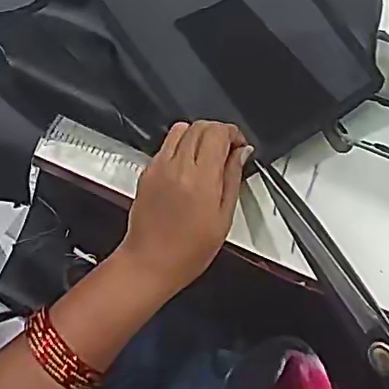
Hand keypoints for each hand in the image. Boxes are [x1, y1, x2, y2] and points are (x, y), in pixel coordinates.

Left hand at [114, 121, 250, 293]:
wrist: (151, 261)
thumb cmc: (187, 250)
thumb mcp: (223, 217)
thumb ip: (232, 178)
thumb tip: (242, 153)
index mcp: (200, 178)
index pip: (217, 132)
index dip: (233, 133)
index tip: (239, 144)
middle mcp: (177, 167)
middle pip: (199, 126)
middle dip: (217, 131)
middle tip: (226, 149)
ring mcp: (159, 167)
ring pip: (180, 129)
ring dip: (197, 135)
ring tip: (207, 156)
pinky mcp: (147, 171)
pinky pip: (165, 146)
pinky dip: (180, 147)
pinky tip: (187, 167)